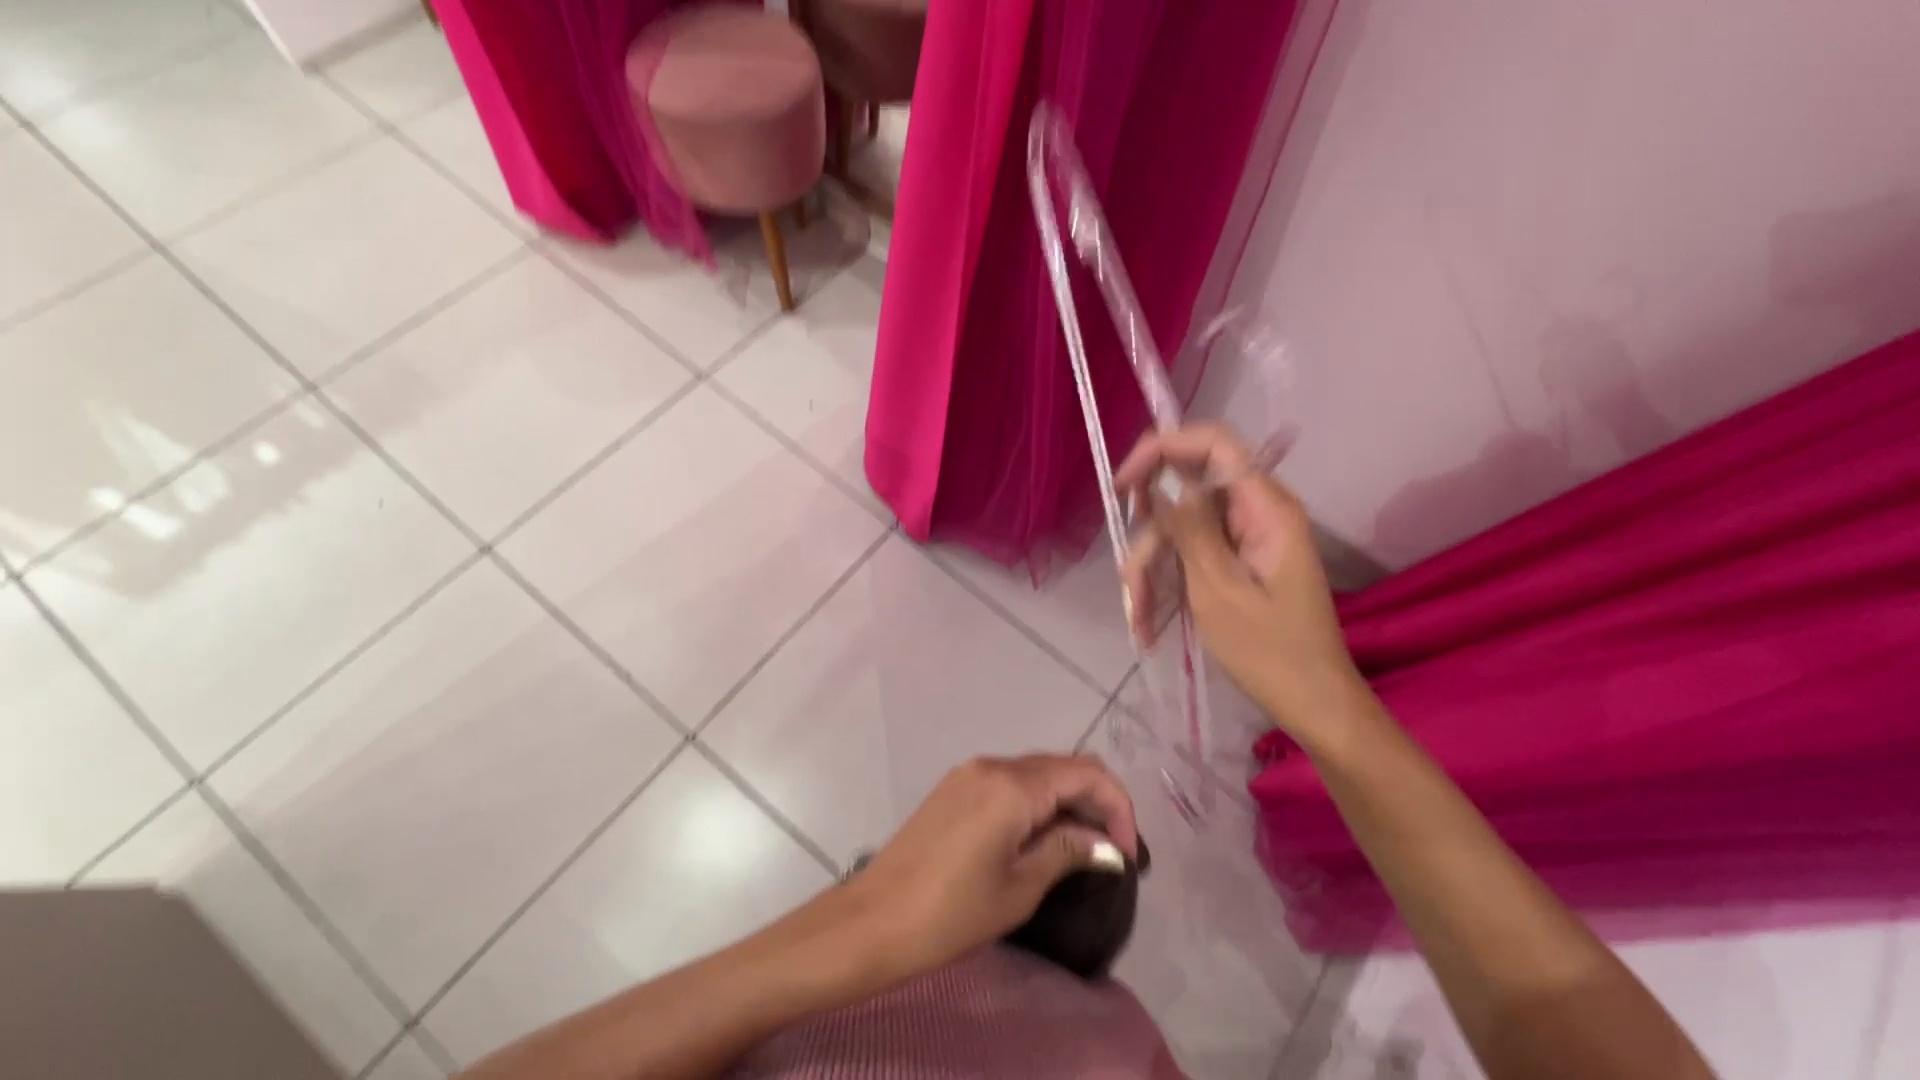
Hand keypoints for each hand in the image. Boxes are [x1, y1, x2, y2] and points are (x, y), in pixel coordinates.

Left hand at [848, 755, 1137, 976]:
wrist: (872, 922)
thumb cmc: (951, 912)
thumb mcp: (1020, 887)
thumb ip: (1068, 852)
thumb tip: (1105, 845)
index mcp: (1013, 785)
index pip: (1086, 773)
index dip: (1118, 807)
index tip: (1127, 854)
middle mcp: (991, 766)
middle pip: (1062, 768)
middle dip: (1095, 803)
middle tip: (1111, 853)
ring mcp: (968, 775)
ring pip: (1036, 775)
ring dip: (1066, 804)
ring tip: (1083, 851)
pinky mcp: (953, 791)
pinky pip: (1009, 785)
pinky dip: (1036, 805)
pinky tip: (1042, 840)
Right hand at [1114, 422, 1364, 743]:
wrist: (1314, 703)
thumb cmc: (1271, 651)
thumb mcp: (1218, 590)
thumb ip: (1190, 530)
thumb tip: (1160, 483)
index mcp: (1265, 507)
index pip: (1212, 443)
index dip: (1162, 448)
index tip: (1123, 485)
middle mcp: (1257, 512)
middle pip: (1185, 494)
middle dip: (1151, 538)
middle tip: (1130, 581)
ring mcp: (1247, 538)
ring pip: (1181, 530)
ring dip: (1153, 571)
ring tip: (1141, 621)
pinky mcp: (1238, 562)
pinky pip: (1192, 556)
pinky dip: (1168, 584)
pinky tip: (1151, 624)